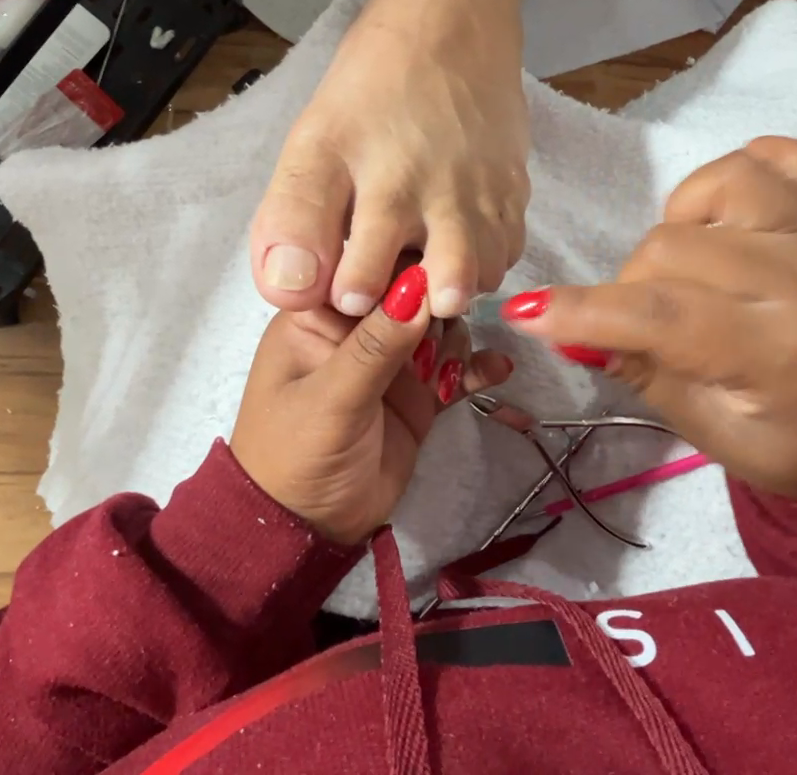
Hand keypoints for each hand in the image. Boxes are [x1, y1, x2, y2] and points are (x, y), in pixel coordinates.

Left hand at [231, 265, 515, 543]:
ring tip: (442, 379)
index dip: (407, 266)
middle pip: (414, 292)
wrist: (307, 531)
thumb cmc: (298, 456)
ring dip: (454, 344)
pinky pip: (456, 370)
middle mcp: (358, 329)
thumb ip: (377, 344)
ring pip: (441, 327)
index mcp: (320, 315)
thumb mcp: (333, 398)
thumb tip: (421, 282)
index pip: (367, 266)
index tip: (439, 279)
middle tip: (438, 342)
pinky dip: (475, 368)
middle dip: (436, 309)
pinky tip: (498, 370)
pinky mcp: (419, 394)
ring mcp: (392, 362)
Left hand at [249, 0, 529, 320]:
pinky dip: (482, 258)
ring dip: (449, 284)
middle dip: (410, 305)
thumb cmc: (372, 84)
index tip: (339, 275)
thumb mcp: (314, 143)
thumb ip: (294, 220)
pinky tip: (456, 234)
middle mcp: (446, 205)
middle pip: (442, 299)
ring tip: (423, 258)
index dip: (343, 293)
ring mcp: (490, 200)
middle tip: (391, 276)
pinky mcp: (519, 191)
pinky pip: (508, 253)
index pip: (361, 291)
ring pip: (479, 282)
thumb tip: (291, 293)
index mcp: (384, 194)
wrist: (453, 21)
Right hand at [499, 138, 796, 500]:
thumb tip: (569, 327)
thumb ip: (639, 367)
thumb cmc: (781, 441)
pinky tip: (722, 216)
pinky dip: (737, 175)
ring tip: (684, 271)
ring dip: (678, 226)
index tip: (525, 314)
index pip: (666, 316)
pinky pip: (781, 158)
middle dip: (631, 287)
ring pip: (719, 185)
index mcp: (779, 355)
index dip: (588, 311)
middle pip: (673, 247)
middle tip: (643, 325)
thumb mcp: (703, 428)